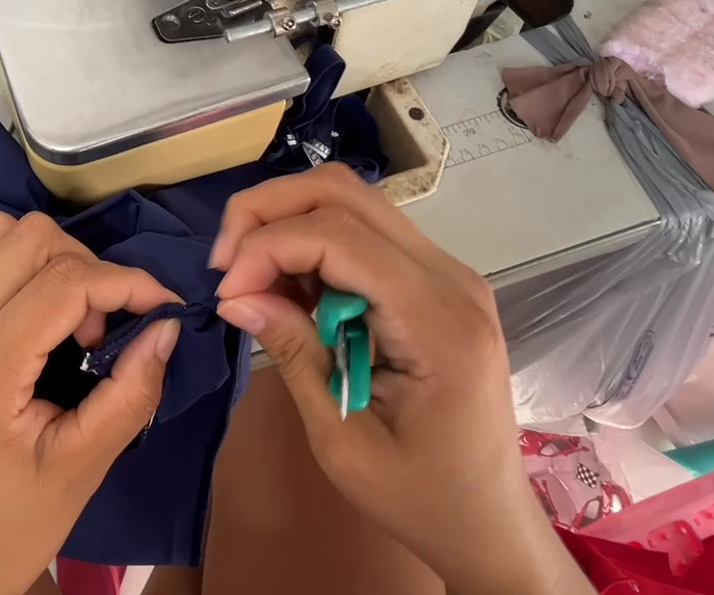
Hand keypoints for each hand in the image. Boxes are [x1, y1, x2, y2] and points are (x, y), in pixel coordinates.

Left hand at [0, 212, 181, 594]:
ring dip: (52, 257)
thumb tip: (165, 326)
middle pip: (30, 237)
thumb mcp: (83, 468)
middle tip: (104, 329)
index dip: (125, 282)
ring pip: (1, 232)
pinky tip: (40, 310)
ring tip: (72, 318)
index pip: (63, 282)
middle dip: (88, 266)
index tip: (164, 306)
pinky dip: (20, 262)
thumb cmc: (11, 523)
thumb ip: (130, 392)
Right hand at [209, 165, 588, 594]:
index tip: (226, 292)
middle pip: (342, 192)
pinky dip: (308, 239)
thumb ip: (291, 353)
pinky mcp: (431, 275)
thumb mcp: (342, 441)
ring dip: (285, 219)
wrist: (488, 521)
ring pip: (348, 197)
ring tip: (249, 271)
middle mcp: (450, 276)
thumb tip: (233, 295)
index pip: (339, 236)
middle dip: (267, 211)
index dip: (267, 247)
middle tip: (225, 262)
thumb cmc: (419, 496)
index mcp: (438, 321)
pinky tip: (285, 282)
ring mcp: (445, 270)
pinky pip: (360, 227)